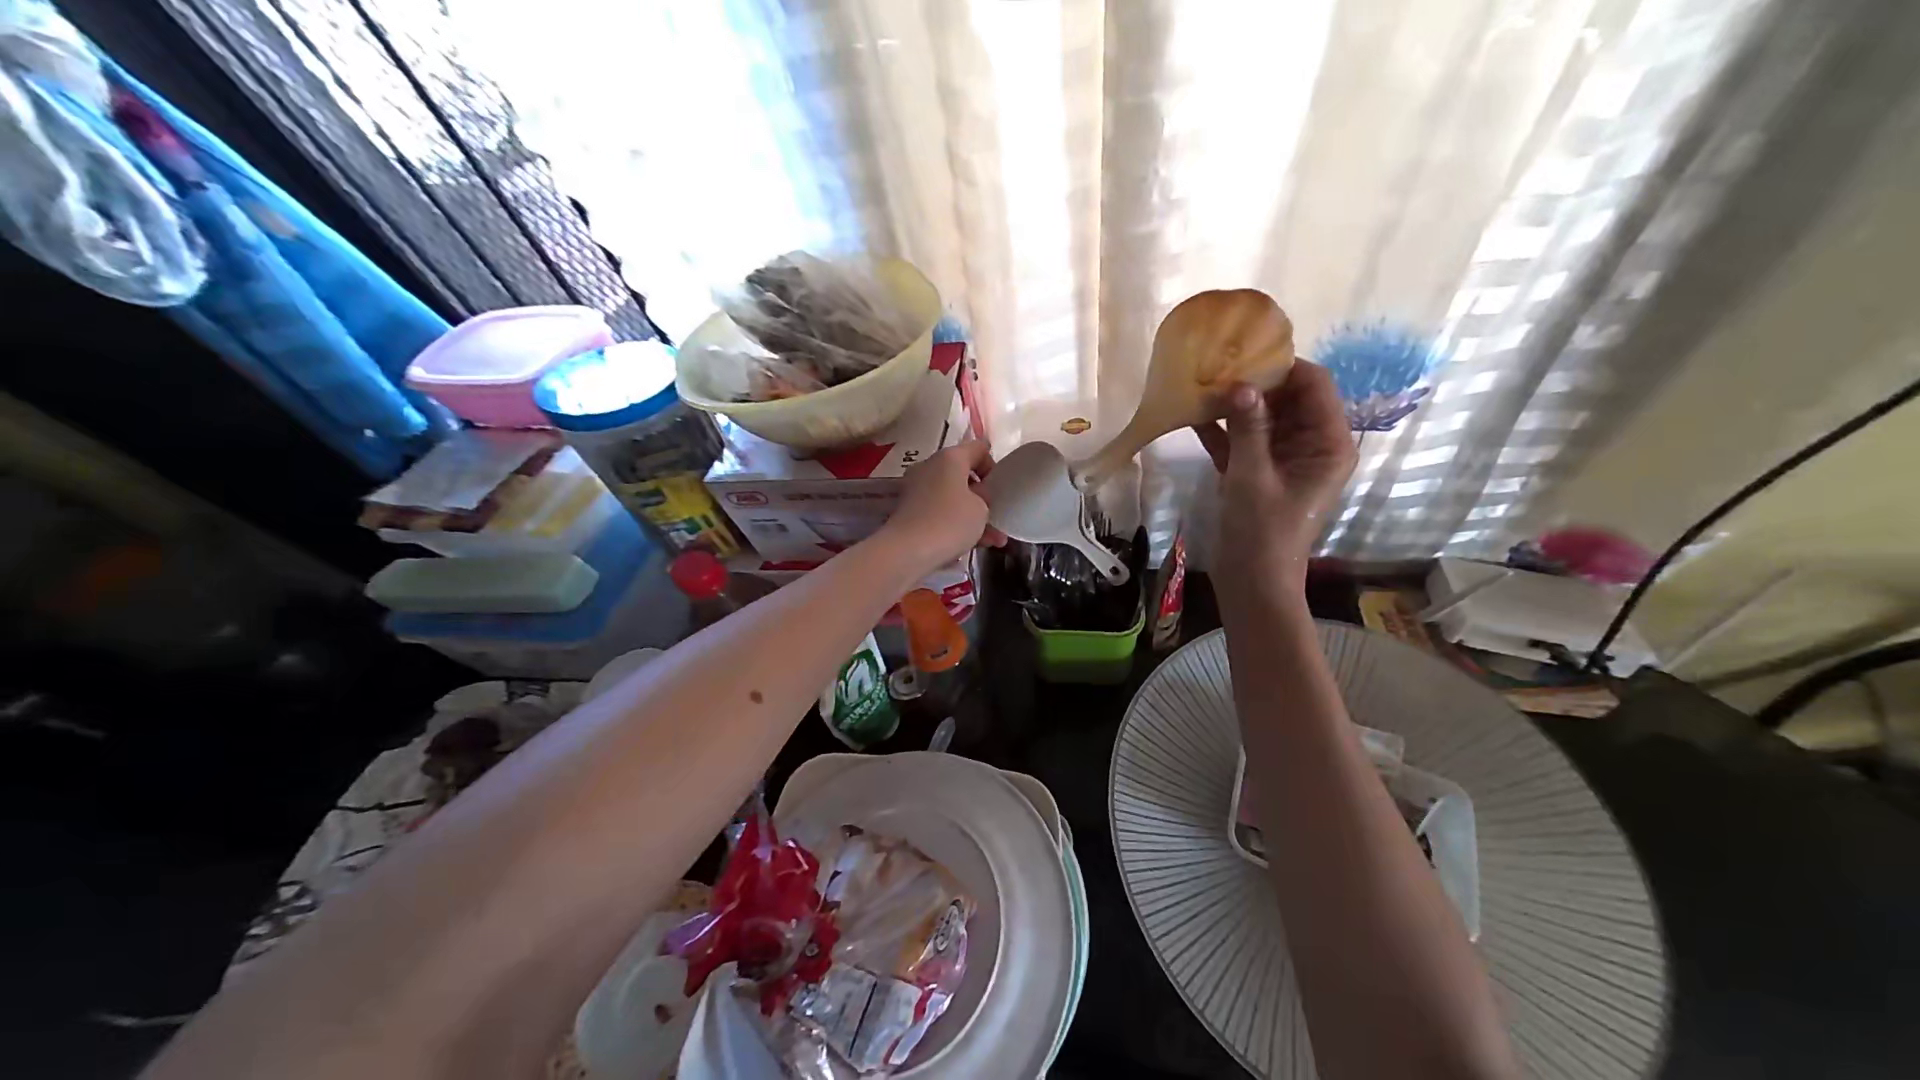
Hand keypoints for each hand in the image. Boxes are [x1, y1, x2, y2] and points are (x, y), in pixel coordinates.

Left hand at [879, 441, 1005, 573]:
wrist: (907, 551)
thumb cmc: (951, 522)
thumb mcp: (982, 508)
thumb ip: (985, 497)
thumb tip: (976, 495)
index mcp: (950, 457)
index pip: (978, 448)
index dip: (994, 466)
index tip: (1001, 489)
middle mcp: (929, 466)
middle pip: (963, 475)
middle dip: (983, 497)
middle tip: (997, 517)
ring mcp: (916, 489)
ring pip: (952, 497)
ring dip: (973, 516)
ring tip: (993, 540)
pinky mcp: (909, 510)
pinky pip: (939, 511)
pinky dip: (955, 524)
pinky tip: (972, 545)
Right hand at [1193, 362, 1355, 588]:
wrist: (1252, 581)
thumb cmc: (1263, 532)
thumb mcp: (1253, 476)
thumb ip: (1248, 428)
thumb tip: (1240, 384)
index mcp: (1328, 443)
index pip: (1315, 386)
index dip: (1284, 366)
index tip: (1245, 353)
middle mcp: (1312, 444)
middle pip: (1288, 397)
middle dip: (1254, 382)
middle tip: (1216, 365)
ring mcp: (1284, 457)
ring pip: (1262, 416)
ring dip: (1234, 404)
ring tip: (1201, 383)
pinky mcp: (1259, 470)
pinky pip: (1244, 439)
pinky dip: (1222, 429)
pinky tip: (1192, 414)